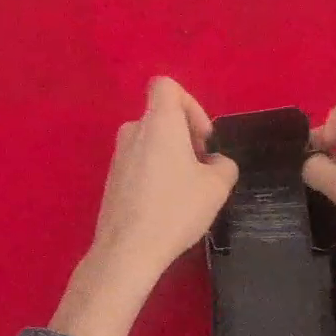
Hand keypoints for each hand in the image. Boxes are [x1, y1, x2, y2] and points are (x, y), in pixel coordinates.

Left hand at [49, 78, 238, 335]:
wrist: (127, 249)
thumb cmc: (175, 209)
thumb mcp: (217, 187)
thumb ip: (223, 166)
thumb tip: (214, 164)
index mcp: (158, 122)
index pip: (166, 86)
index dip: (191, 104)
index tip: (202, 138)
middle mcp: (134, 130)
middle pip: (161, 116)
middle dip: (185, 135)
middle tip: (201, 168)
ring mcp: (118, 155)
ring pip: (150, 141)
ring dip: (171, 156)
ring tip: (186, 190)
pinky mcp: (112, 178)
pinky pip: (139, 162)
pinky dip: (155, 172)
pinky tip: (166, 206)